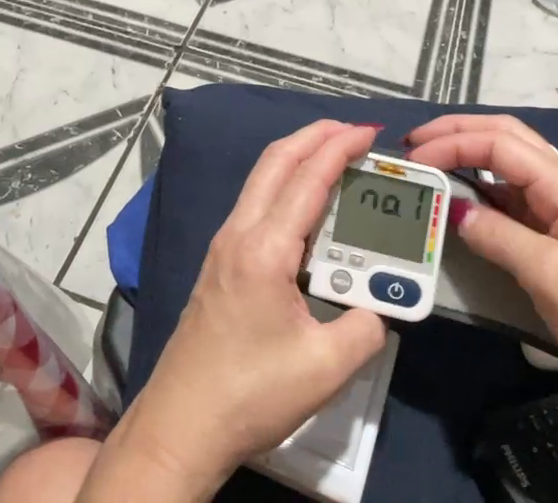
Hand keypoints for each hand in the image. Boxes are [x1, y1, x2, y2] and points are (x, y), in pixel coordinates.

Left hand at [104, 120, 387, 493]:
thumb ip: (365, 327)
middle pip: (274, 163)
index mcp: (264, 250)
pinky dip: (284, 188)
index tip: (369, 131)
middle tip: (353, 132)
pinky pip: (255, 207)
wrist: (181, 426)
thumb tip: (376, 308)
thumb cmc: (251, 393)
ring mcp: (222, 249)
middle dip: (314, 137)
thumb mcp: (326, 367)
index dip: (340, 148)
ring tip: (335, 158)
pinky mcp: (219, 267)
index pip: (307, 180)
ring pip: (260, 182)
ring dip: (297, 160)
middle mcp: (238, 236)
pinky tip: (307, 209)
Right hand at [406, 114, 557, 396]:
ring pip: (510, 164)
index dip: (453, 142)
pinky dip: (483, 188)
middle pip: (507, 138)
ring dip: (469, 154)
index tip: (413, 157)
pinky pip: (515, 197)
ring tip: (429, 161)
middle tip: (413, 143)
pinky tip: (462, 198)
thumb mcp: (553, 279)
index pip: (501, 144)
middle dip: (458, 132)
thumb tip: (455, 211)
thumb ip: (500, 238)